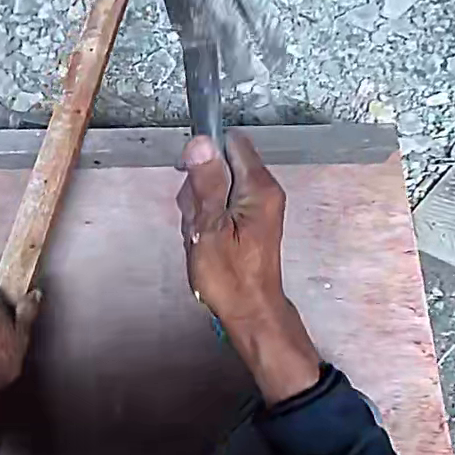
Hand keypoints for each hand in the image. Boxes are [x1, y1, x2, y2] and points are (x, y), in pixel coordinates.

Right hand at [176, 133, 320, 403]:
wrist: (250, 312)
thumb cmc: (231, 277)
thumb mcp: (210, 228)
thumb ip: (206, 183)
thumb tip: (201, 142)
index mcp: (259, 187)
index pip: (230, 142)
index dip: (204, 155)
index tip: (190, 179)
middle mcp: (264, 191)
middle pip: (220, 166)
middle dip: (198, 190)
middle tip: (197, 222)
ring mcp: (258, 208)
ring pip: (216, 189)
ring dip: (199, 210)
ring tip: (202, 238)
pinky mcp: (249, 222)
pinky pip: (221, 208)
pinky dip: (207, 223)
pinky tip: (206, 243)